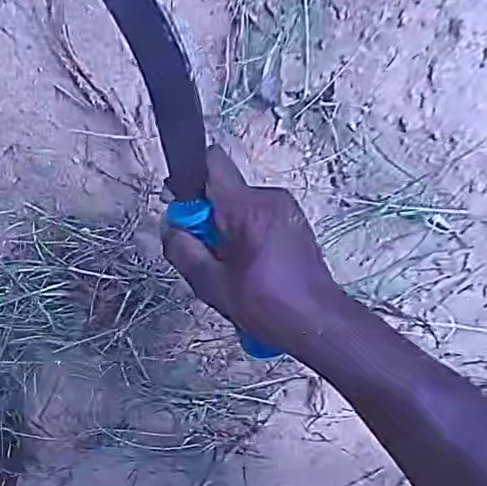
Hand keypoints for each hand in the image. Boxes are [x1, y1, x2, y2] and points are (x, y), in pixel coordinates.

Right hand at [161, 147, 355, 357]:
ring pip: (234, 206)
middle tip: (204, 254)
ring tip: (226, 265)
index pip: (211, 164)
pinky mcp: (290, 220)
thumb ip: (181, 248)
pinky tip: (242, 265)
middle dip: (202, 218)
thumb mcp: (207, 281)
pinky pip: (251, 216)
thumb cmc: (265, 304)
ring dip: (220, 231)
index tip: (182, 214)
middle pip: (219, 190)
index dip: (187, 183)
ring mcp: (283, 208)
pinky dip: (238, 236)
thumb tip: (171, 228)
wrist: (314, 321)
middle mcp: (269, 198)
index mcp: (246, 208)